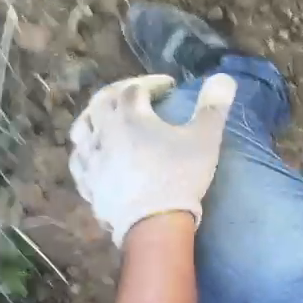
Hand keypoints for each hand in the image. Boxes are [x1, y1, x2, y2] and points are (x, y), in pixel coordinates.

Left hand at [70, 74, 237, 245]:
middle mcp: (104, 132)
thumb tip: (223, 77)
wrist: (154, 225)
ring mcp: (92, 160)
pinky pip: (79, 161)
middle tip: (135, 93)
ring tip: (107, 118)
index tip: (168, 86)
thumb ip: (213, 107)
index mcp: (130, 116)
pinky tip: (94, 154)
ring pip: (82, 128)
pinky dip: (86, 149)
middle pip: (101, 102)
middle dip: (118, 92)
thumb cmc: (180, 177)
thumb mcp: (205, 139)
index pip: (135, 88)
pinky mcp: (88, 184)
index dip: (151, 82)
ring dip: (94, 117)